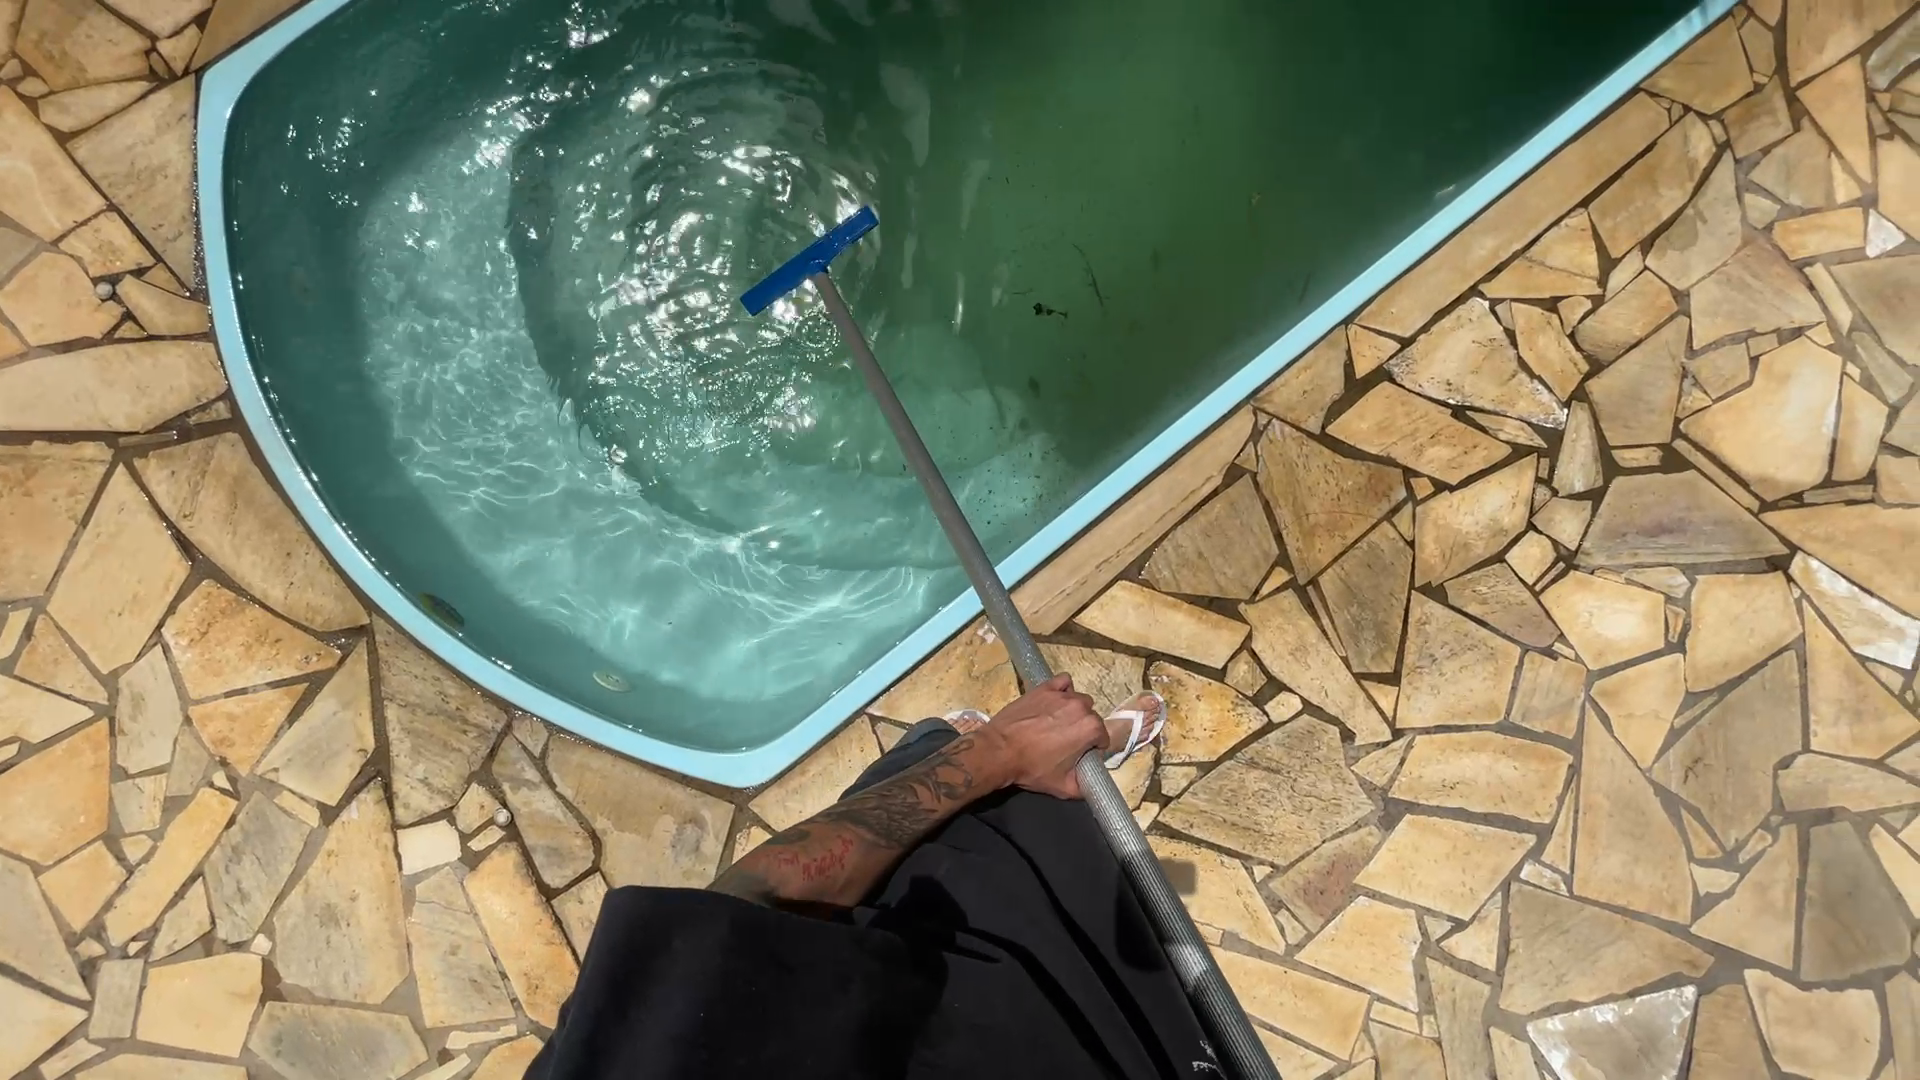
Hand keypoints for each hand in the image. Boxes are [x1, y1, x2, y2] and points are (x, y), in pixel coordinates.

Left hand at [977, 673, 1109, 798]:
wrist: (1000, 750)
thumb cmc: (1032, 768)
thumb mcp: (1064, 787)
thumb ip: (1084, 786)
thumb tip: (1090, 784)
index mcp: (1090, 729)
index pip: (1103, 737)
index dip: (1093, 749)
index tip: (1079, 755)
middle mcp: (1080, 707)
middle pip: (1091, 717)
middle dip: (1083, 729)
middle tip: (1066, 742)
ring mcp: (1061, 695)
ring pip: (1078, 700)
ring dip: (1074, 710)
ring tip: (1058, 723)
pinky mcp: (1044, 688)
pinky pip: (1063, 682)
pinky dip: (1063, 690)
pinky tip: (1055, 702)